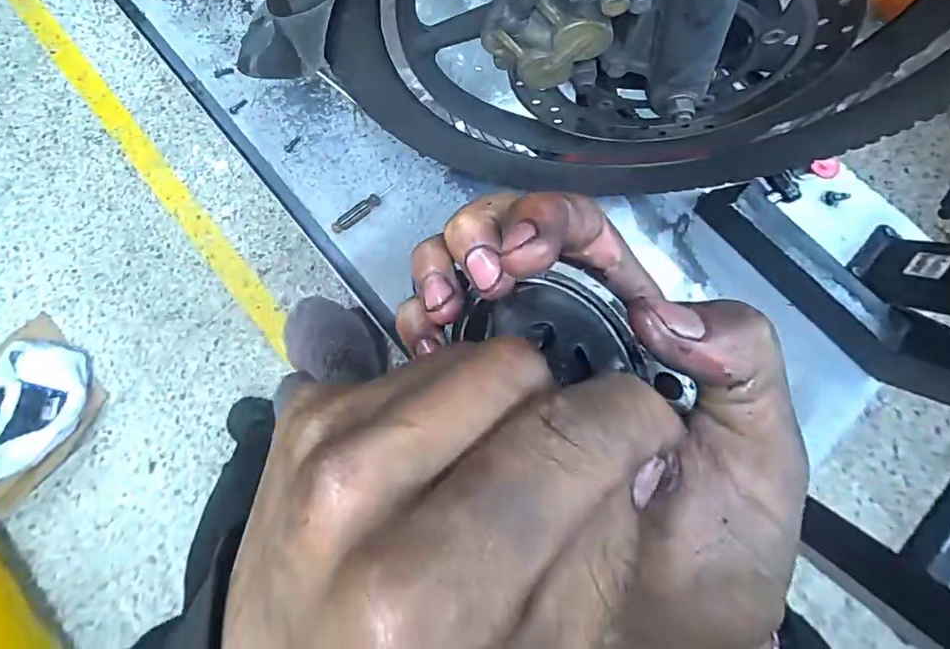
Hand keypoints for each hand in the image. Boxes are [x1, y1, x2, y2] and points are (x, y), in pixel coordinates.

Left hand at [223, 338, 684, 647]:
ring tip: (489, 458)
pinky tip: (432, 454)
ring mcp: (317, 436)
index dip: (627, 417)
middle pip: (507, 370)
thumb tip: (631, 447)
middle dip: (556, 402)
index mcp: (415, 593)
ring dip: (495, 398)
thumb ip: (595, 554)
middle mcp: (351, 491)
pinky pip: (409, 364)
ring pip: (461, 355)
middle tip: (561, 449)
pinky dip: (440, 400)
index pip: (556, 446)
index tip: (649, 419)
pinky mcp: (300, 408)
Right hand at [397, 193, 808, 648]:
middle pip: (512, 233)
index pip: (582, 234)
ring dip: (446, 264)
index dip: (549, 221)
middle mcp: (562, 322)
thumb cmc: (707, 550)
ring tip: (443, 301)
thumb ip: (746, 365)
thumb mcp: (753, 454)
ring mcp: (511, 351)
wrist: (647, 634)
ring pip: (466, 269)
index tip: (524, 250)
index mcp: (625, 317)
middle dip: (484, 233)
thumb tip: (664, 313)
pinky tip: (425, 338)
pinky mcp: (471, 388)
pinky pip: (437, 327)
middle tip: (478, 273)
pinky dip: (422, 314)